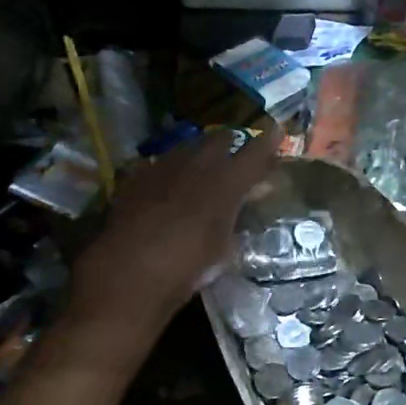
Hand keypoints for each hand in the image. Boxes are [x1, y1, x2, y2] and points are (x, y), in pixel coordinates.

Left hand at [66, 123, 283, 339]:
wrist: (129, 274)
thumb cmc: (189, 266)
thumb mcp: (226, 245)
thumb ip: (239, 213)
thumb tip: (254, 194)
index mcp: (227, 181)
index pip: (256, 151)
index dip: (269, 140)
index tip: (277, 130)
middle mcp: (197, 164)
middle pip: (220, 138)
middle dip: (232, 144)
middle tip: (237, 159)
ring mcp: (164, 165)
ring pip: (189, 146)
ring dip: (201, 154)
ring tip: (204, 170)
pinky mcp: (137, 175)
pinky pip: (162, 162)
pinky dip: (172, 169)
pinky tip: (170, 185)